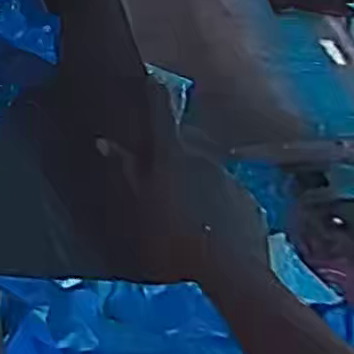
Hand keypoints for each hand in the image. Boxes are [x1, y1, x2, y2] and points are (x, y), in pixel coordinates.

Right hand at [99, 78, 268, 285]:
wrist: (233, 275)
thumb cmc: (172, 235)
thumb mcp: (137, 201)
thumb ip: (124, 168)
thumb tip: (103, 140)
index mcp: (170, 153)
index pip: (160, 113)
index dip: (154, 94)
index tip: (151, 78)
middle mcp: (202, 157)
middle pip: (184, 145)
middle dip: (173, 152)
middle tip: (160, 171)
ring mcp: (230, 181)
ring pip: (207, 172)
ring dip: (196, 180)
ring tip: (186, 207)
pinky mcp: (250, 206)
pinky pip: (228, 196)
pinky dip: (218, 203)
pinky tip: (211, 226)